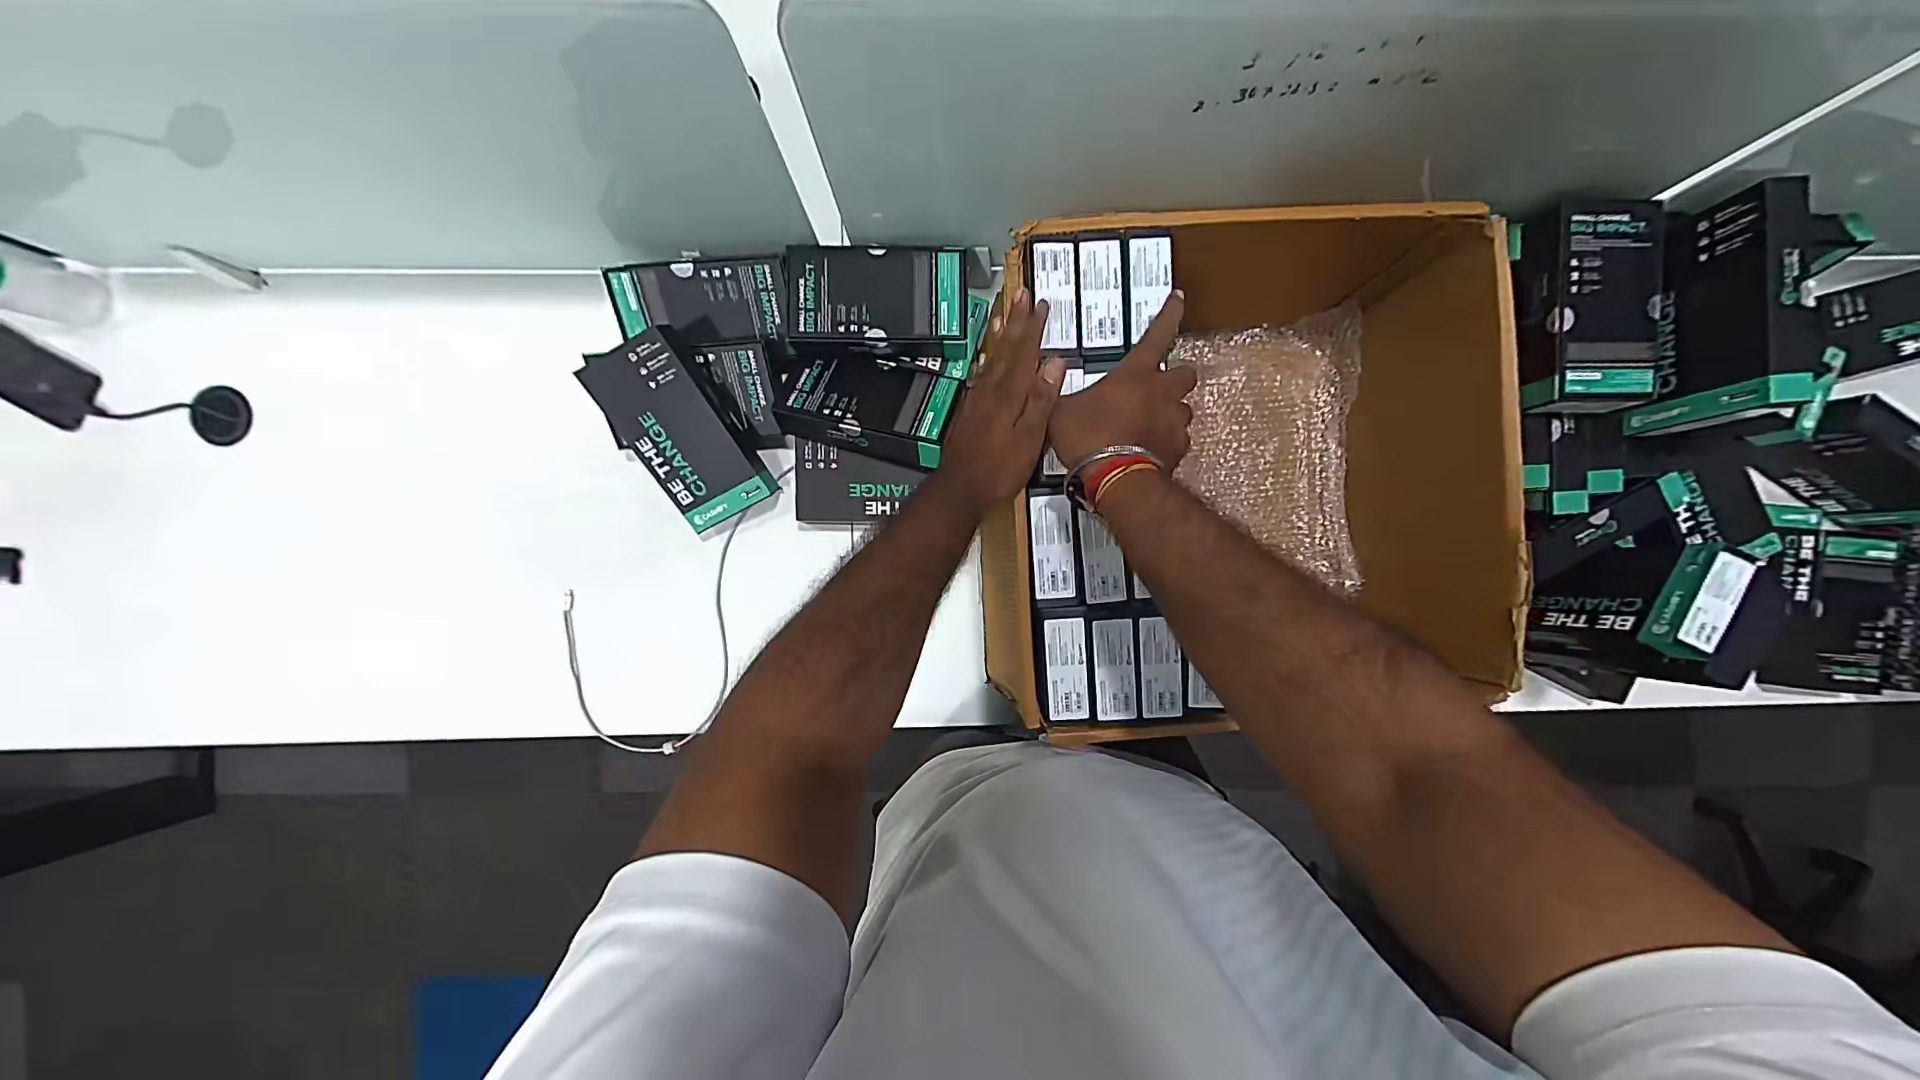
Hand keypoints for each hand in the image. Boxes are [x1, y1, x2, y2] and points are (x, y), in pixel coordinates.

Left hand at [934, 289, 1066, 515]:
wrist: (961, 487)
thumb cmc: (999, 468)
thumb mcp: (1029, 437)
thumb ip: (1041, 400)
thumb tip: (1054, 364)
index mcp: (1008, 395)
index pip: (1024, 353)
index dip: (1034, 328)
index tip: (1041, 305)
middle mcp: (990, 391)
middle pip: (1005, 349)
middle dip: (1015, 321)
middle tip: (1021, 295)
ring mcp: (977, 399)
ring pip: (991, 358)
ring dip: (1000, 335)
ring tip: (1004, 315)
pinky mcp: (969, 410)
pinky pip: (981, 374)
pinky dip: (987, 358)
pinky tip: (988, 355)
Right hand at [1048, 291, 1193, 469]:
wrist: (1114, 479)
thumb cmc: (1088, 438)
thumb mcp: (1060, 411)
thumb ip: (1056, 393)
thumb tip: (1044, 377)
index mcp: (1135, 374)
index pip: (1158, 332)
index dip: (1170, 313)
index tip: (1179, 299)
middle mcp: (1162, 392)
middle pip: (1185, 373)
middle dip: (1175, 376)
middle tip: (1156, 387)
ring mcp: (1174, 420)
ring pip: (1183, 408)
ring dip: (1169, 412)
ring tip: (1147, 424)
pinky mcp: (1179, 448)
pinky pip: (1178, 439)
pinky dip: (1166, 441)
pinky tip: (1148, 449)